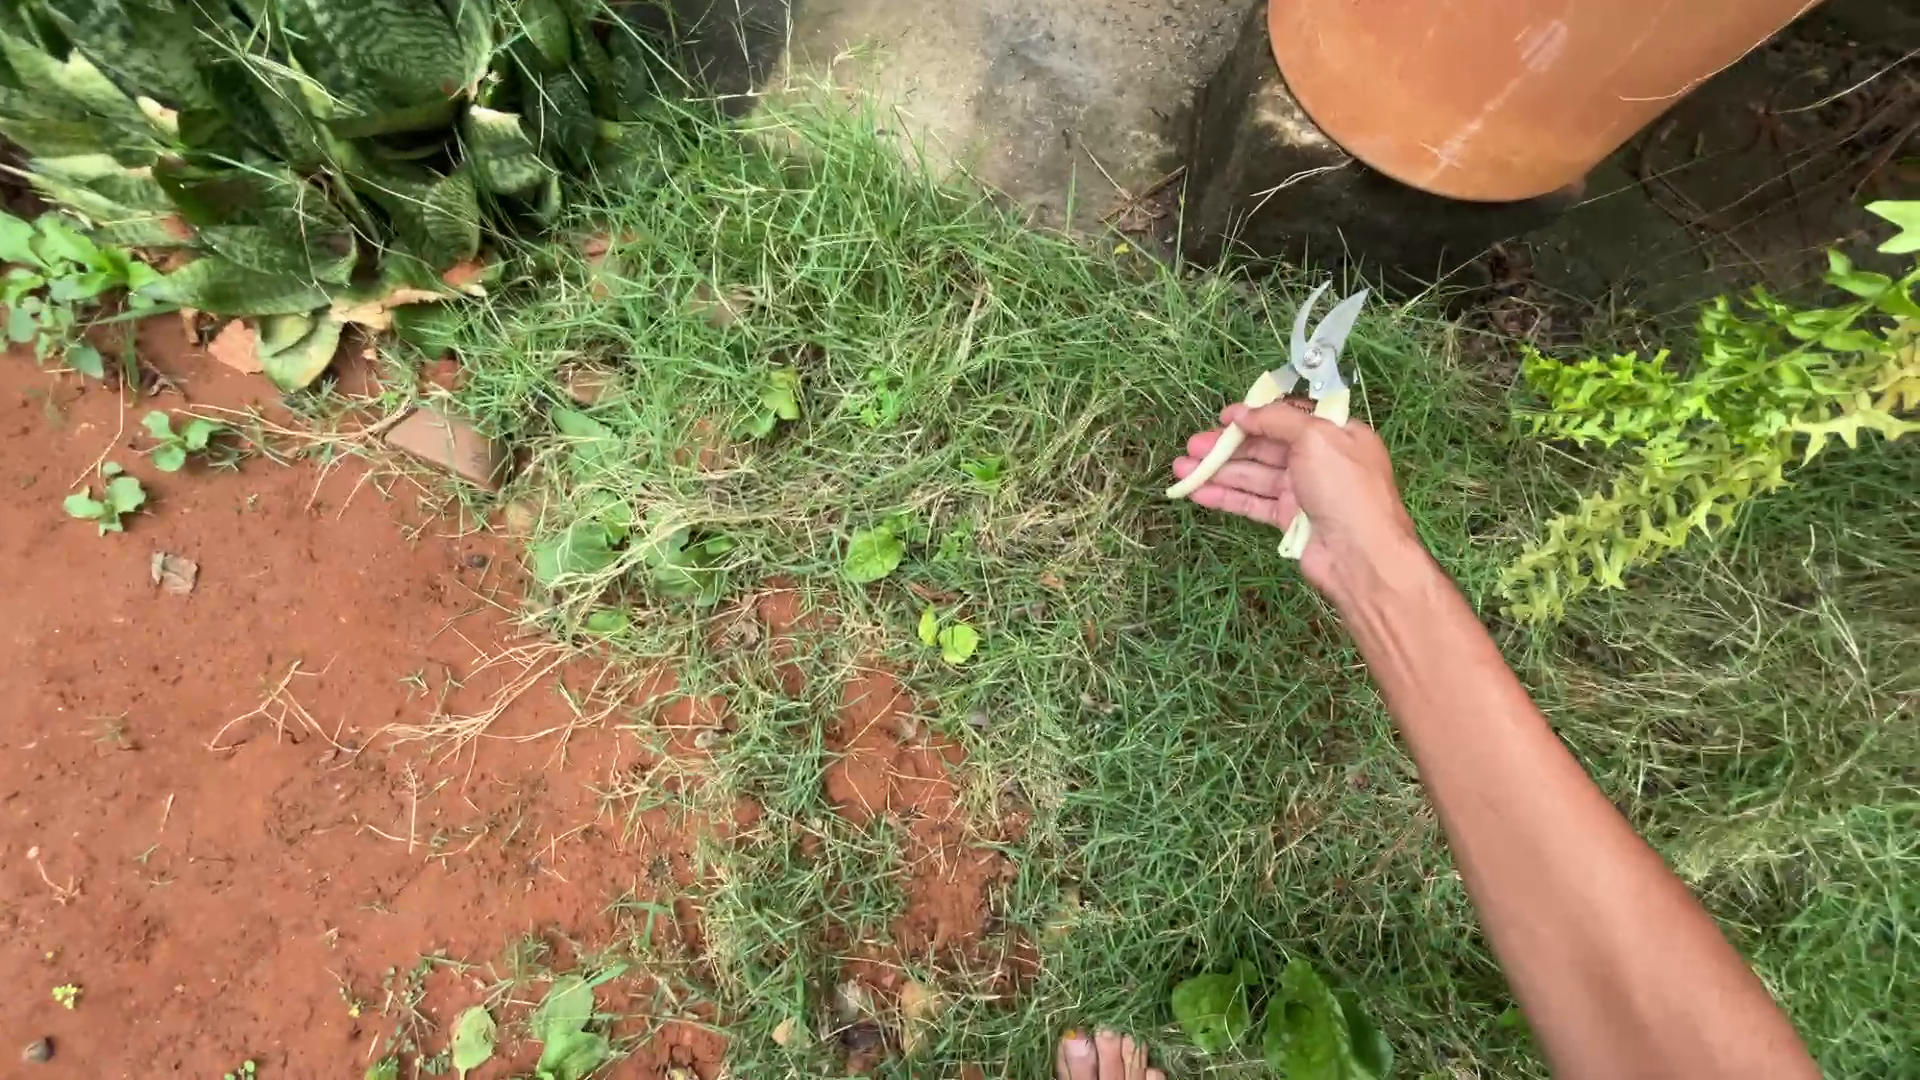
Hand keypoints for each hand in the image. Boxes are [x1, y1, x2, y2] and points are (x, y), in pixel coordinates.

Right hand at [1171, 401, 1425, 604]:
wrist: (1360, 554)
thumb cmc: (1344, 488)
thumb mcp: (1316, 437)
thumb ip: (1278, 420)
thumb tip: (1244, 414)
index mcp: (1333, 435)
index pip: (1287, 419)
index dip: (1254, 416)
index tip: (1223, 418)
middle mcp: (1317, 461)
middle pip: (1263, 448)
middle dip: (1226, 446)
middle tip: (1191, 447)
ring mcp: (1301, 491)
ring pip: (1252, 476)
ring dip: (1217, 471)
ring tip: (1182, 470)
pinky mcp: (1287, 519)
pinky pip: (1251, 503)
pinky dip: (1224, 497)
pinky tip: (1198, 493)